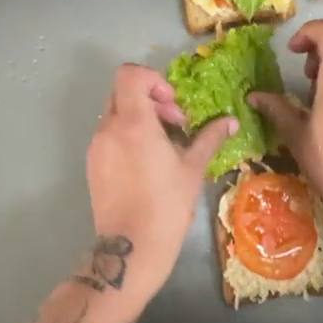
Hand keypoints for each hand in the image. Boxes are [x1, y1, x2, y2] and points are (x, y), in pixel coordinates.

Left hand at [84, 64, 234, 300]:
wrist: (131, 248)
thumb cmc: (167, 206)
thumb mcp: (193, 169)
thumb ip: (209, 137)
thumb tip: (231, 120)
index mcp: (133, 123)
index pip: (129, 74)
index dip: (152, 79)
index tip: (172, 104)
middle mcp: (108, 128)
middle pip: (122, 92)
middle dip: (150, 100)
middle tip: (174, 125)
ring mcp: (96, 147)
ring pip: (115, 114)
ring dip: (139, 119)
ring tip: (163, 147)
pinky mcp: (92, 165)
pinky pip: (108, 136)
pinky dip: (127, 137)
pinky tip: (146, 164)